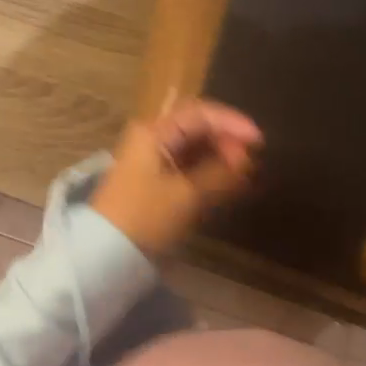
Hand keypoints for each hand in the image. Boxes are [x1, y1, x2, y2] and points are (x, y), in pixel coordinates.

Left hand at [90, 100, 262, 256]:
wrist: (106, 251)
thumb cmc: (145, 217)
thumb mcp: (186, 196)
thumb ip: (219, 174)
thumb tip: (246, 159)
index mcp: (154, 133)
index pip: (198, 114)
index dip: (231, 122)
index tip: (258, 140)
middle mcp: (151, 139)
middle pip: (195, 128)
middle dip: (226, 139)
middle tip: (251, 159)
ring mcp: (151, 160)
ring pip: (192, 148)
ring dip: (219, 156)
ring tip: (244, 171)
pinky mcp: (153, 182)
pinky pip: (187, 167)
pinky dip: (208, 172)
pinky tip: (228, 183)